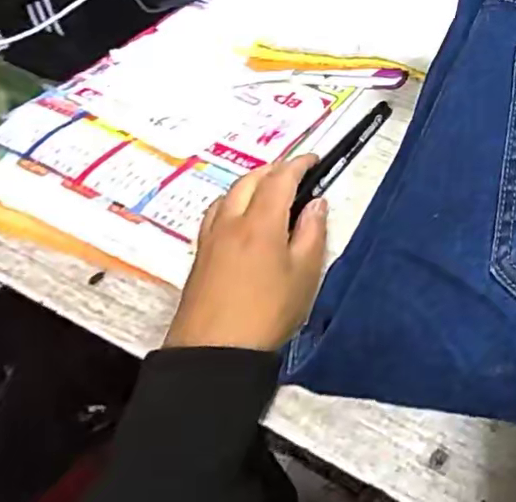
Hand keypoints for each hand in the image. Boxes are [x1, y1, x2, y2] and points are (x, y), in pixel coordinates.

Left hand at [165, 152, 328, 350]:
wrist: (214, 356)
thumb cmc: (269, 311)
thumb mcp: (306, 270)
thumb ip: (313, 231)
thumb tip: (315, 203)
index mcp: (261, 224)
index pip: (279, 180)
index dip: (299, 164)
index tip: (315, 159)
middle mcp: (230, 226)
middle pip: (247, 182)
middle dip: (273, 169)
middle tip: (296, 170)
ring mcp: (210, 243)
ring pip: (226, 196)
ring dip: (250, 184)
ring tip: (270, 189)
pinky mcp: (199, 260)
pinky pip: (215, 215)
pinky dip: (233, 202)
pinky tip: (245, 216)